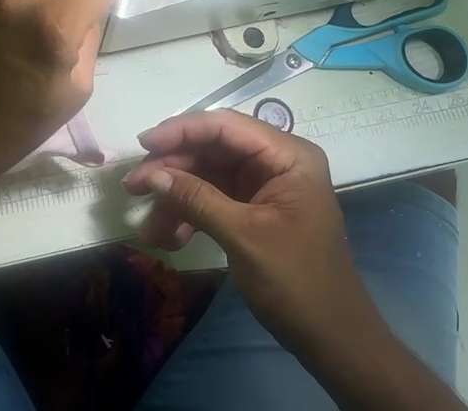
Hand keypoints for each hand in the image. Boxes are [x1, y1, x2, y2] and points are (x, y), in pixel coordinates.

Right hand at [122, 111, 381, 353]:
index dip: (181, 131)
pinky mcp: (255, 209)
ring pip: (208, 175)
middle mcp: (277, 161)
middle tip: (134, 188)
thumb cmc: (298, 283)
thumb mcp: (244, 237)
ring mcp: (265, 185)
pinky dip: (190, 214)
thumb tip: (151, 173)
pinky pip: (213, 198)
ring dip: (177, 197)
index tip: (143, 144)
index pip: (225, 126)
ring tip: (150, 227)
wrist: (334, 341)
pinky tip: (170, 238)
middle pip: (213, 148)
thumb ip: (197, 198)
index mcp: (288, 155)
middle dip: (173, 169)